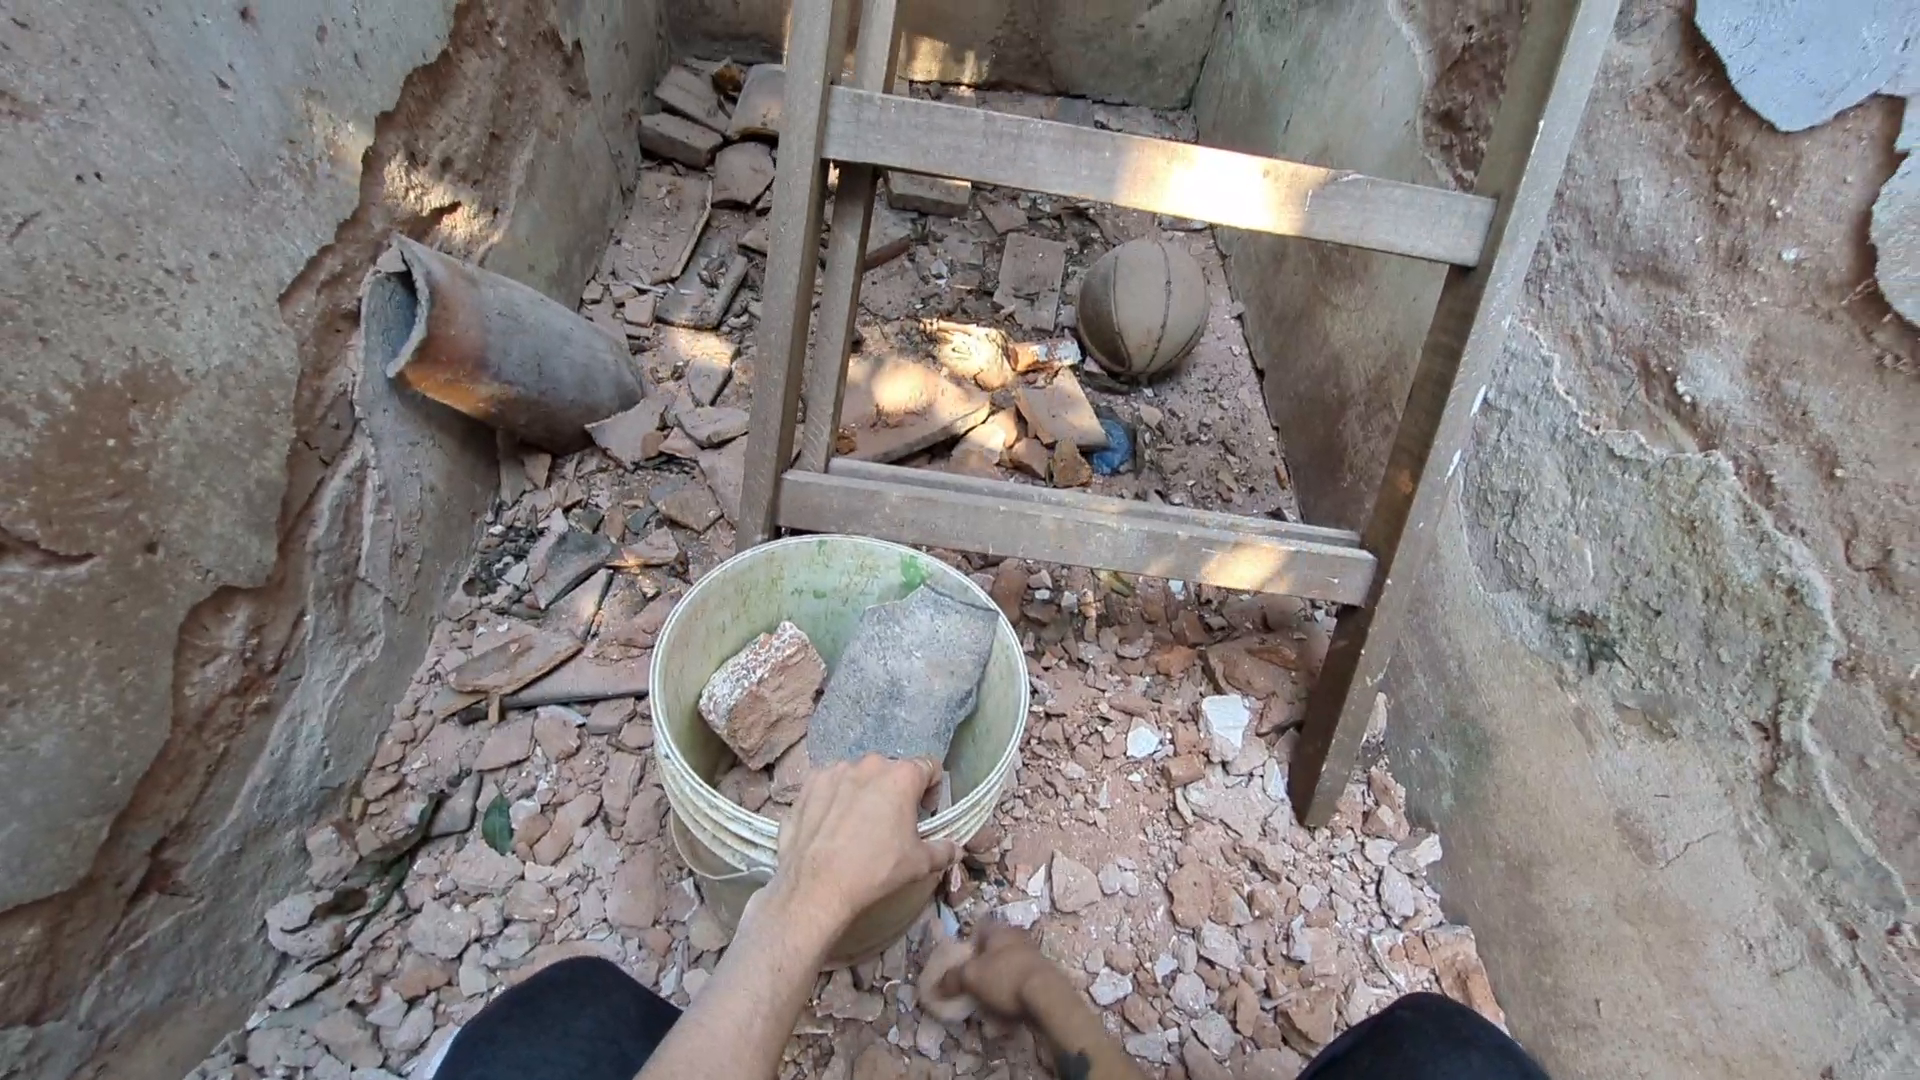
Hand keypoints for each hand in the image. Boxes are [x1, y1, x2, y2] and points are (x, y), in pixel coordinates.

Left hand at [767, 755, 960, 944]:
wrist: (816, 887)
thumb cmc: (875, 870)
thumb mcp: (919, 863)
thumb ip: (944, 850)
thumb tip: (956, 849)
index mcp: (902, 776)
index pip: (929, 767)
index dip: (932, 789)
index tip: (924, 812)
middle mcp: (870, 764)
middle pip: (893, 771)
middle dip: (896, 792)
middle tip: (892, 823)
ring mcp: (836, 770)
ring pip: (860, 775)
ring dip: (865, 792)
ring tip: (857, 825)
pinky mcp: (810, 782)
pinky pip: (831, 783)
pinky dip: (836, 796)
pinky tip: (832, 824)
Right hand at [940, 921, 1071, 1021]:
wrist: (1047, 996)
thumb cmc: (1005, 977)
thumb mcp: (971, 977)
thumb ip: (952, 978)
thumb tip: (936, 985)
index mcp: (998, 929)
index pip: (978, 929)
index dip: (967, 947)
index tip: (961, 966)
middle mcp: (1016, 936)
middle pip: (993, 951)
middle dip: (982, 969)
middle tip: (973, 988)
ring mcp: (1032, 955)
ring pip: (1007, 969)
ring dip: (997, 985)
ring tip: (988, 1006)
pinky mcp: (1044, 975)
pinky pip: (1020, 984)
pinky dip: (1012, 996)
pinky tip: (1006, 1014)